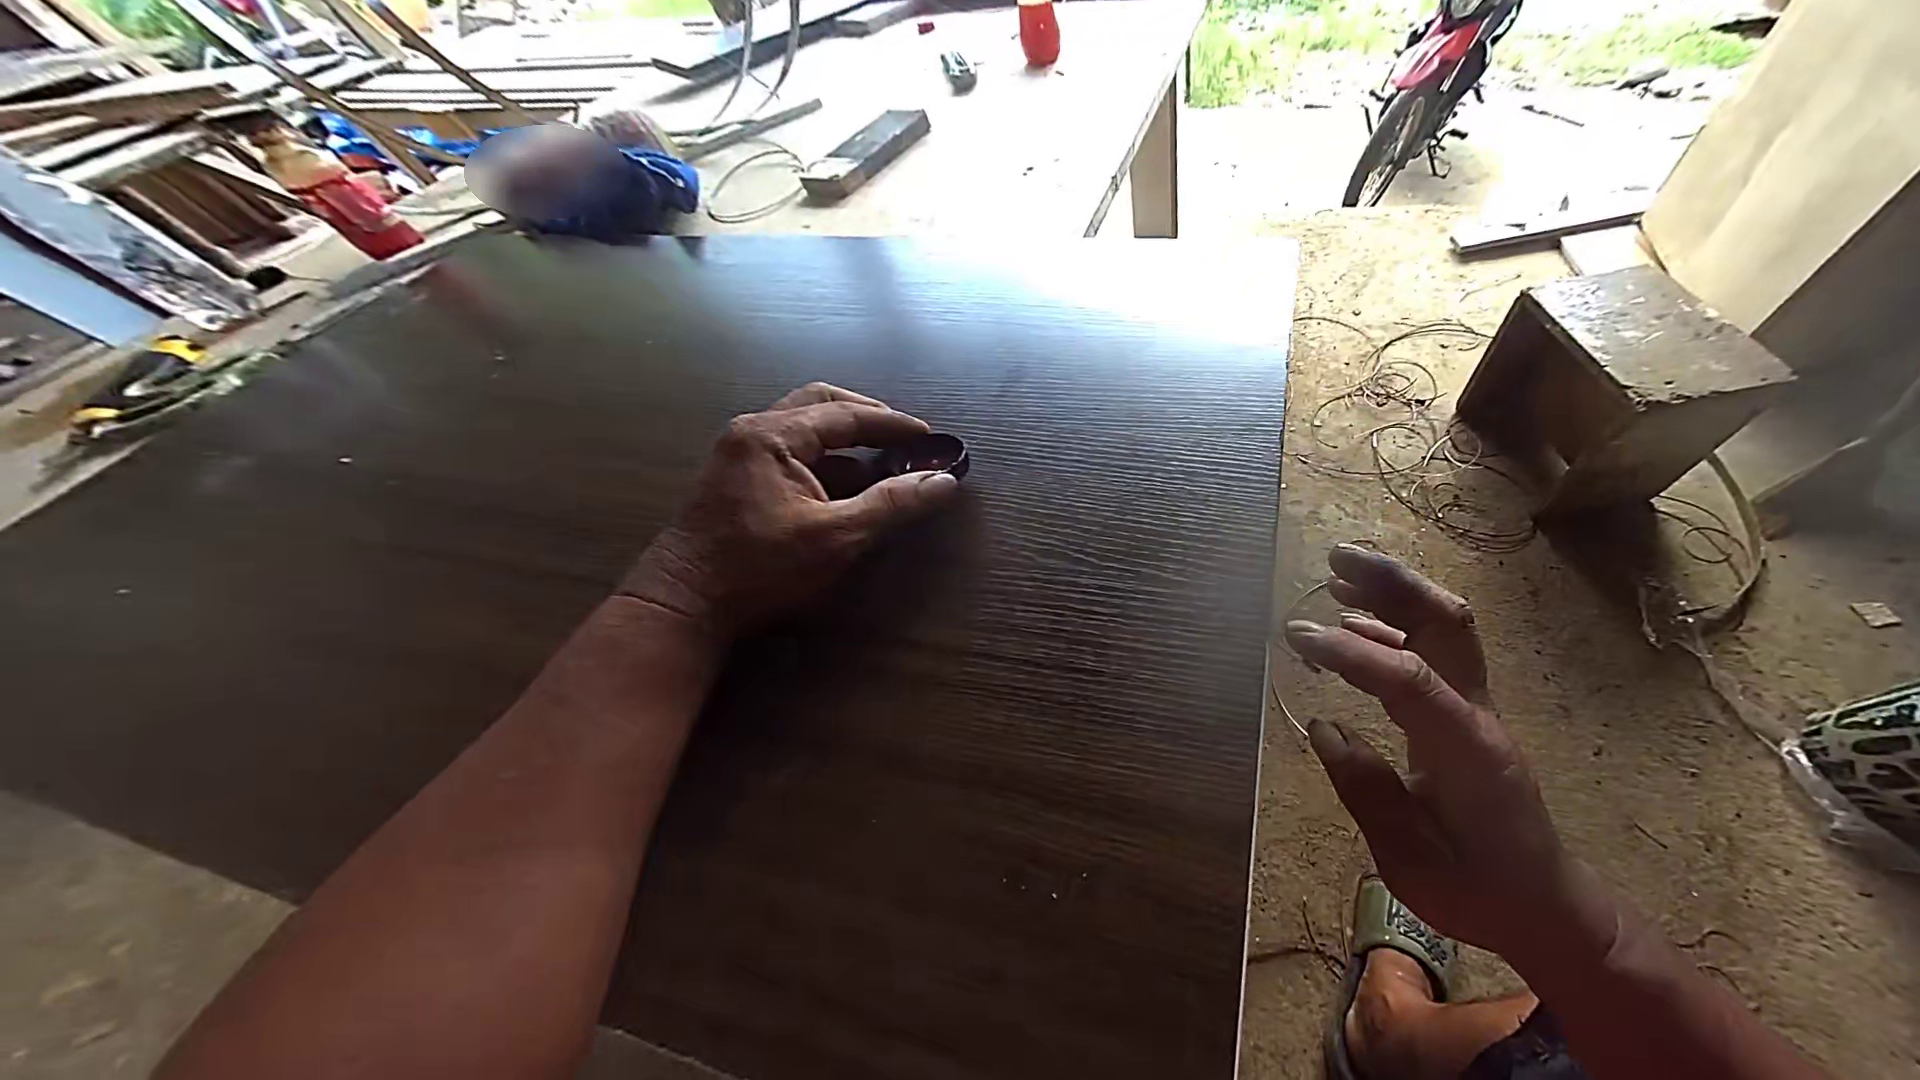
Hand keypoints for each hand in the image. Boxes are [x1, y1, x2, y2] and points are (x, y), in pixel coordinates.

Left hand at [620, 383, 960, 634]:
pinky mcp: (737, 477)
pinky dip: (824, 459)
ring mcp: (740, 453)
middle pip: (820, 405)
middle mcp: (753, 432)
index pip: (845, 415)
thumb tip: (943, 481)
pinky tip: (845, 485)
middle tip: (903, 438)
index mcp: (773, 435)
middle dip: (866, 418)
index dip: (892, 423)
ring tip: (882, 460)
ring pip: (803, 427)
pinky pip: (790, 451)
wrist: (683, 604)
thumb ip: (891, 505)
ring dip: (845, 439)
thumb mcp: (835, 538)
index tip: (928, 436)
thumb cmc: (758, 568)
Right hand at [1286, 545, 1613, 962]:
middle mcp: (1478, 714)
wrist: (1548, 908)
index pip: (1409, 680)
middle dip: (1392, 583)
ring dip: (1392, 591)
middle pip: (1447, 624)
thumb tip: (1323, 727)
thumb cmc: (1479, 891)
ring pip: (1444, 626)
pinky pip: (1431, 649)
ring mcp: (1475, 707)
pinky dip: (1391, 623)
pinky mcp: (1463, 711)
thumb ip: (1365, 790)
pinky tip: (1353, 622)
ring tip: (1336, 574)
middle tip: (1336, 558)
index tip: (1296, 635)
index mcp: (1468, 750)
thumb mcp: (1410, 858)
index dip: (1351, 652)